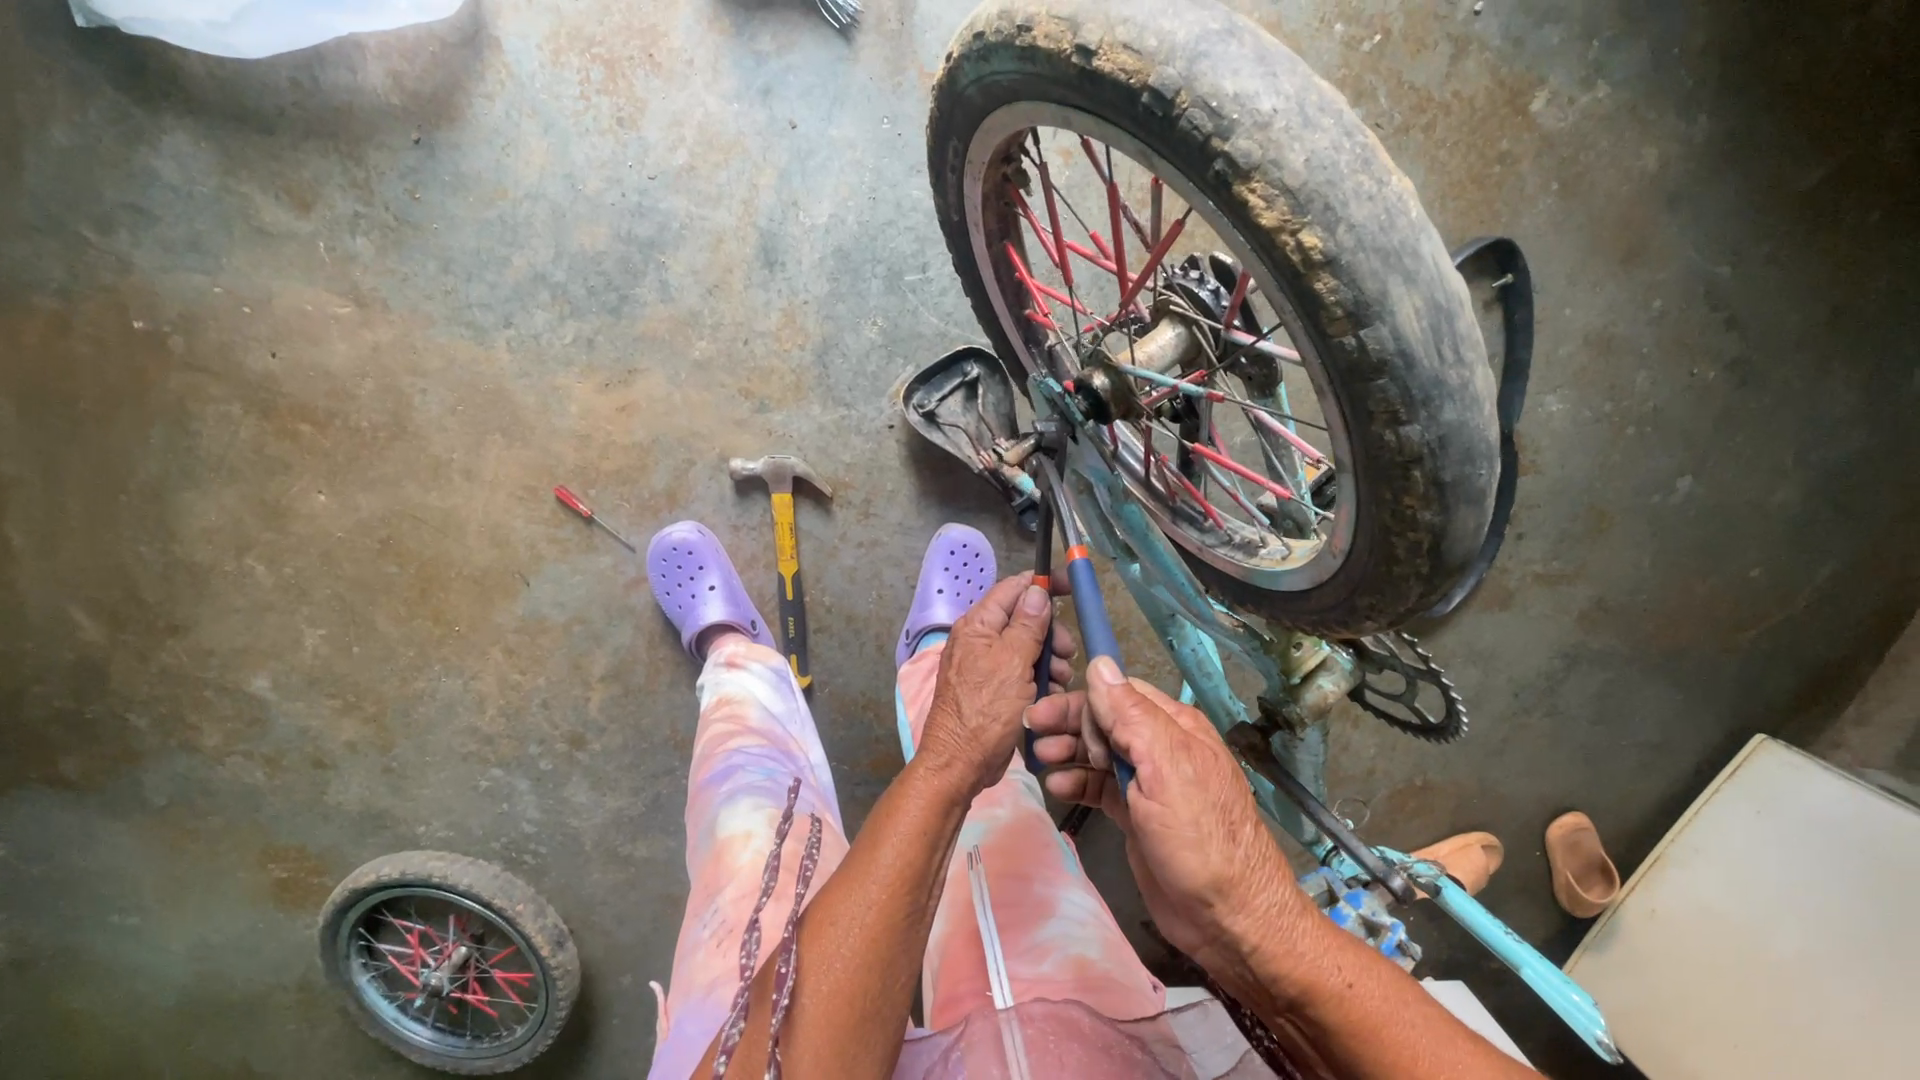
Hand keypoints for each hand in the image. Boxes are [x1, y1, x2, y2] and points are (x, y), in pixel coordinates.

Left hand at [918, 572, 1078, 798]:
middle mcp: (979, 639)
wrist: (960, 762)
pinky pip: (1020, 671)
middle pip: (1023, 618)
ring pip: (1026, 646)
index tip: (1073, 588)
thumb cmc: (986, 710)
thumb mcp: (1013, 662)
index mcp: (978, 624)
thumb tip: (1037, 590)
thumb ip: (1027, 624)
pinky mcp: (992, 688)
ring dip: (1048, 658)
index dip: (1043, 584)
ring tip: (1059, 678)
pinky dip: (1038, 677)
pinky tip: (1051, 692)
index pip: (1013, 588)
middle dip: (1050, 631)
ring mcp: (984, 664)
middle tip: (1067, 652)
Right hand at [1025, 657, 1305, 975]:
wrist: (1228, 918)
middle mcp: (1161, 749)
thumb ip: (1131, 715)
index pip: (1120, 694)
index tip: (1048, 712)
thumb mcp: (1166, 768)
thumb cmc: (1199, 838)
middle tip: (1031, 729)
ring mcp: (1148, 784)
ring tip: (1039, 758)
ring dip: (1069, 751)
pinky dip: (1077, 783)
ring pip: (1100, 754)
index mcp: (1175, 728)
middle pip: (1106, 722)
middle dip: (1069, 722)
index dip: (1084, 700)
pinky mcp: (1136, 816)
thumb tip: (1099, 663)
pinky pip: (1100, 787)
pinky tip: (1057, 787)